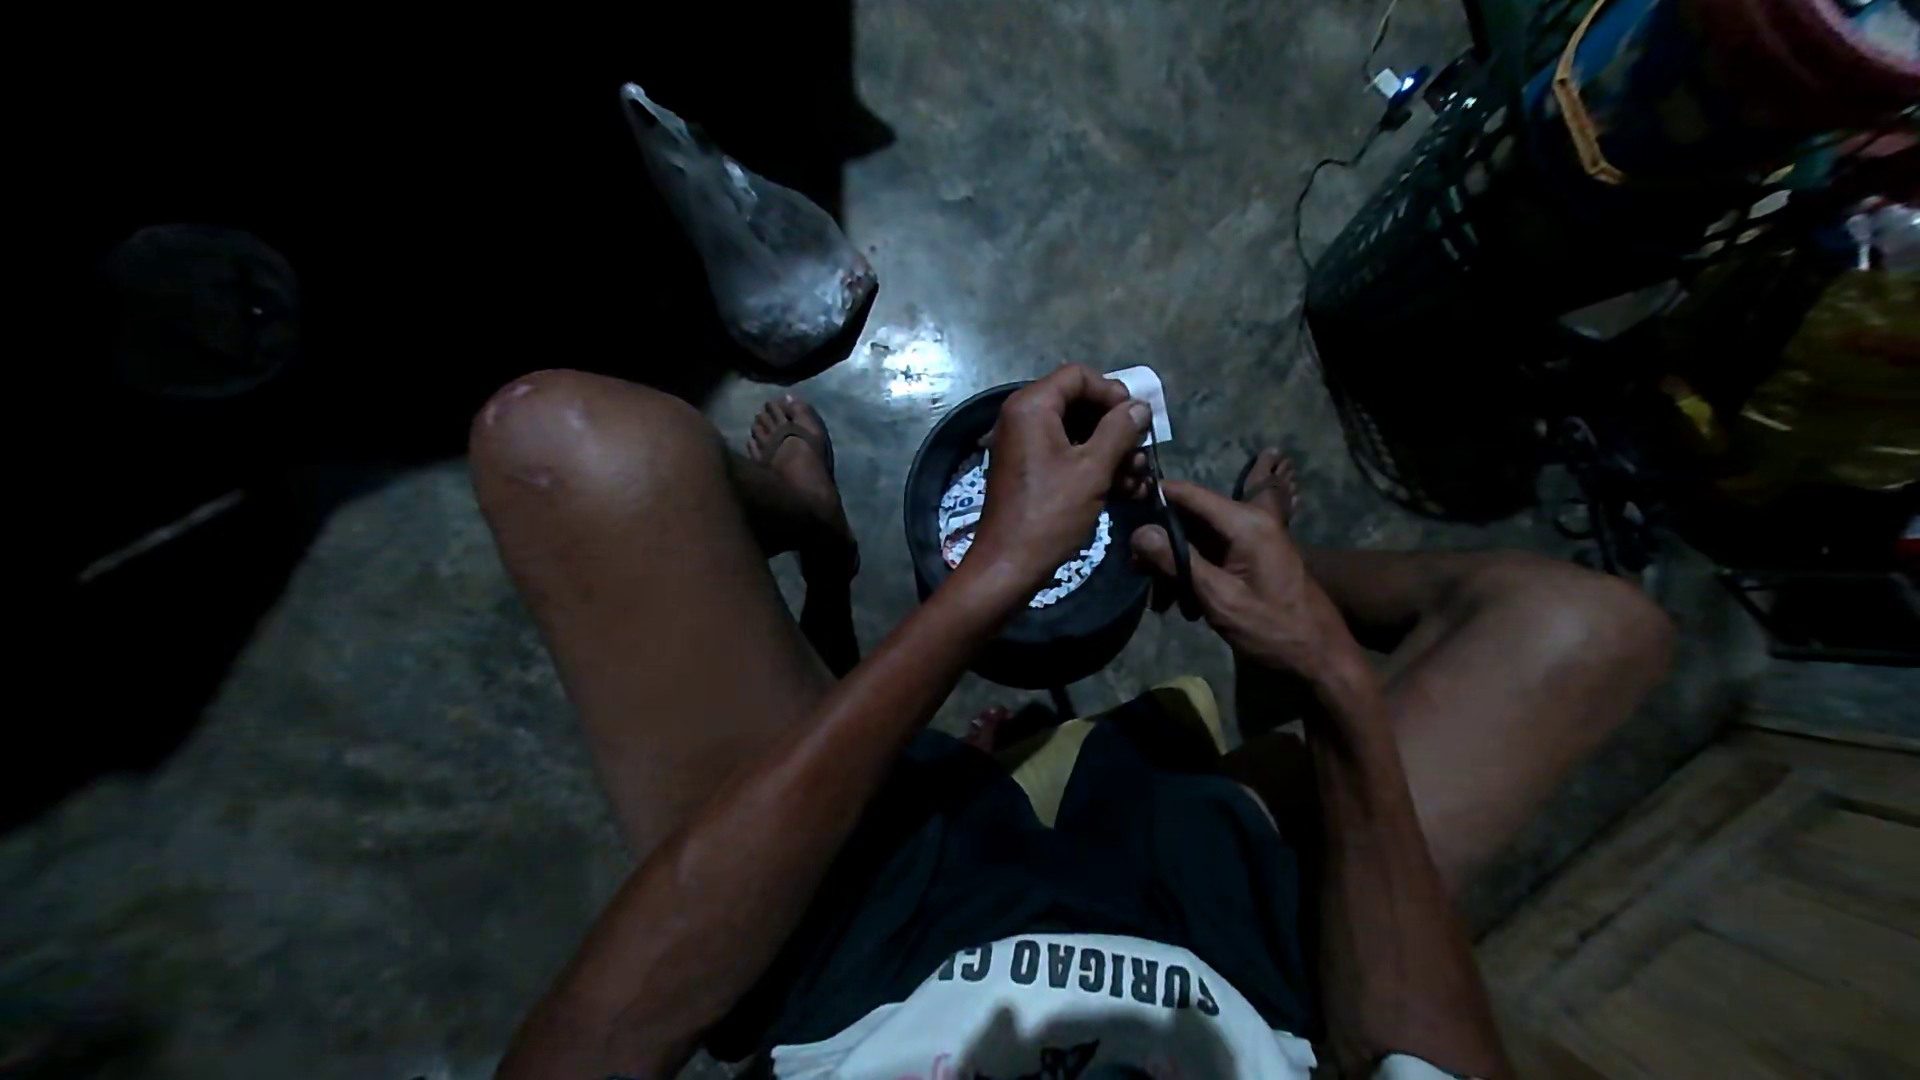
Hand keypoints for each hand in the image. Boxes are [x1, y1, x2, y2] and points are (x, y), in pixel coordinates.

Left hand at [966, 364, 1152, 595]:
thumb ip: (1119, 430)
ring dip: (1110, 452)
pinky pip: (1066, 455)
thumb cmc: (1050, 512)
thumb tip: (1139, 406)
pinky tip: (1124, 490)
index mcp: (1031, 406)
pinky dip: (1093, 467)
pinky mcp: (1030, 470)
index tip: (1136, 419)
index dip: (1111, 392)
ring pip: (1077, 433)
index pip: (1078, 376)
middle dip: (1115, 428)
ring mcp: (1025, 445)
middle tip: (1141, 453)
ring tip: (1137, 478)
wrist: (1011, 563)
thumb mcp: (1092, 469)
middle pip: (1079, 404)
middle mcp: (1023, 417)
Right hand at [1131, 480, 1355, 682]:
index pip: (1189, 494)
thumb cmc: (1272, 628)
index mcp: (1245, 523)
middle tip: (1136, 572)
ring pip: (1196, 542)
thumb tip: (1139, 531)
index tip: (1122, 510)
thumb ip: (1177, 560)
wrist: (1321, 658)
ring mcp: (1251, 541)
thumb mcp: (1218, 596)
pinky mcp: (1250, 559)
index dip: (1154, 497)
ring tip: (1161, 603)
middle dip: (1160, 546)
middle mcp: (1249, 523)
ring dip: (1174, 568)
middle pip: (1189, 520)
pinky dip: (1193, 577)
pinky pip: (1210, 558)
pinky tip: (1184, 607)